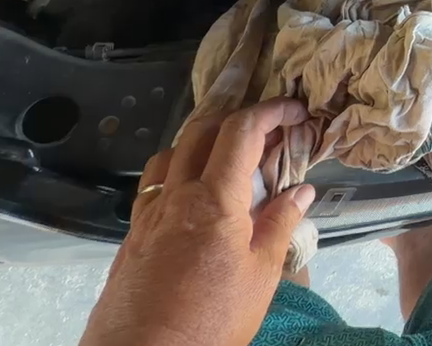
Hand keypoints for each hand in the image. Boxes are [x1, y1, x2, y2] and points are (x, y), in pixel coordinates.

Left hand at [80, 99, 316, 345]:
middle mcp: (176, 197)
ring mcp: (147, 217)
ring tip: (228, 155)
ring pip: (170, 153)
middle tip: (267, 125)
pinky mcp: (130, 240)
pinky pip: (153, 186)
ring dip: (202, 140)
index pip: (241, 130)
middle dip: (238, 115)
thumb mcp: (261, 275)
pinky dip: (179, 171)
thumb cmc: (209, 321)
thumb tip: (301, 190)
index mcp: (214, 199)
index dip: (272, 110)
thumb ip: (280, 224)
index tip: (296, 111)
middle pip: (201, 130)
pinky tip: (196, 196)